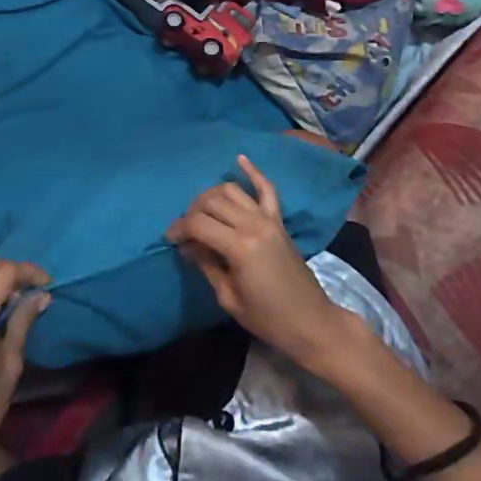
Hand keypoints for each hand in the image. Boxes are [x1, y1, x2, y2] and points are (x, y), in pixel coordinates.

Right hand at [165, 154, 351, 370]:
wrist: (310, 321)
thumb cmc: (267, 318)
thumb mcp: (228, 297)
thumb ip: (207, 264)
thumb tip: (188, 246)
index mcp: (239, 246)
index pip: (198, 223)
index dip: (179, 228)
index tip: (171, 239)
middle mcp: (253, 224)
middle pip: (212, 202)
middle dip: (192, 212)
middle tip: (185, 231)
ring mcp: (269, 218)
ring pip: (232, 191)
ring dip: (212, 195)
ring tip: (201, 211)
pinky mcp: (279, 220)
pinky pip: (266, 189)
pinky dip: (253, 172)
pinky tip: (239, 159)